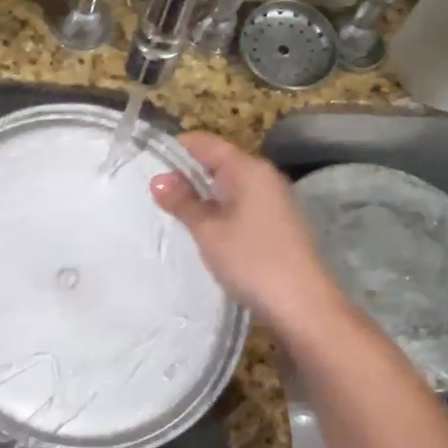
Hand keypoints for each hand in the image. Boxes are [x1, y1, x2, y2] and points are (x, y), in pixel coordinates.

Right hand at [150, 132, 341, 321]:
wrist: (302, 304)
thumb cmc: (251, 261)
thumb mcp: (208, 230)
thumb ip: (183, 202)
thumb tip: (158, 179)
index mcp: (248, 169)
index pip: (204, 143)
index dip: (175, 150)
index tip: (145, 166)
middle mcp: (263, 176)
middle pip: (217, 162)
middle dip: (185, 175)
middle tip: (152, 195)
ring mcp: (272, 200)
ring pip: (228, 185)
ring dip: (201, 196)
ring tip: (171, 213)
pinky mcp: (276, 223)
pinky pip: (239, 204)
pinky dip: (218, 211)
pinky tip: (202, 231)